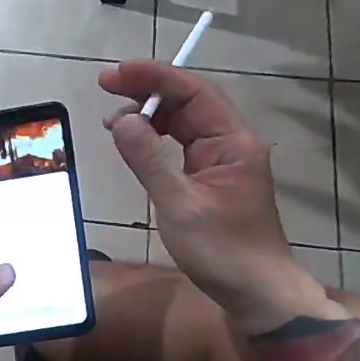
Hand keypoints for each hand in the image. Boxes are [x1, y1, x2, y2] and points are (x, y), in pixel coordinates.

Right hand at [98, 60, 334, 334]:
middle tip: (104, 84)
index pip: (194, 95)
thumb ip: (148, 160)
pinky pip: (178, 141)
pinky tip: (129, 136)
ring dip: (147, 110)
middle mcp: (230, 143)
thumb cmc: (221, 249)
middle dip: (147, 88)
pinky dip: (152, 133)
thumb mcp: (178, 205)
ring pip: (182, 119)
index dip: (156, 78)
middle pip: (188, 101)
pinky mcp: (207, 174)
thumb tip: (120, 121)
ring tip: (110, 113)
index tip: (116, 72)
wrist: (254, 289)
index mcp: (233, 144)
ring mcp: (219, 159)